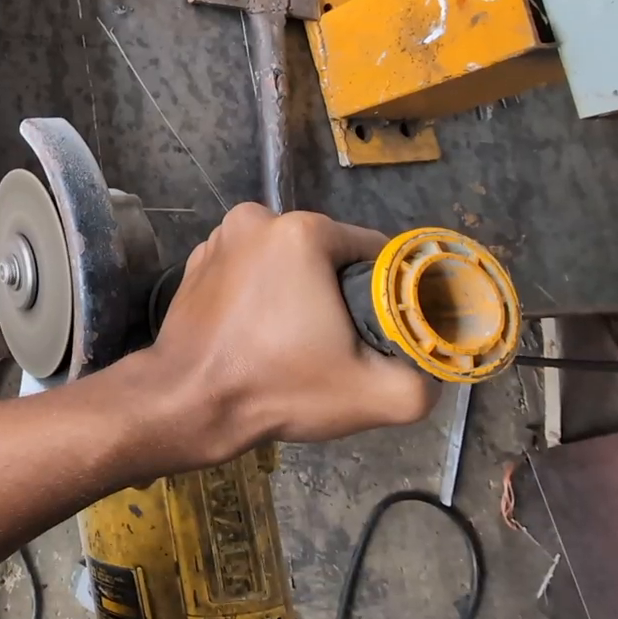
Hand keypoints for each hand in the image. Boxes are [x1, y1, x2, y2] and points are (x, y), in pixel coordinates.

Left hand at [144, 203, 438, 459]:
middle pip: (326, 253)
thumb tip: (429, 362)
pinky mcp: (196, 263)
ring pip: (285, 261)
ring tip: (302, 338)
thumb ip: (428, 373)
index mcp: (300, 232)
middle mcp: (254, 220)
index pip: (374, 251)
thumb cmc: (280, 386)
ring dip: (300, 290)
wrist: (188, 398)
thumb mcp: (384, 393)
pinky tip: (265, 330)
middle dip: (341, 290)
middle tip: (344, 340)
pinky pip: (250, 271)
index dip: (390, 290)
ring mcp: (218, 239)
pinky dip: (263, 293)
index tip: (386, 329)